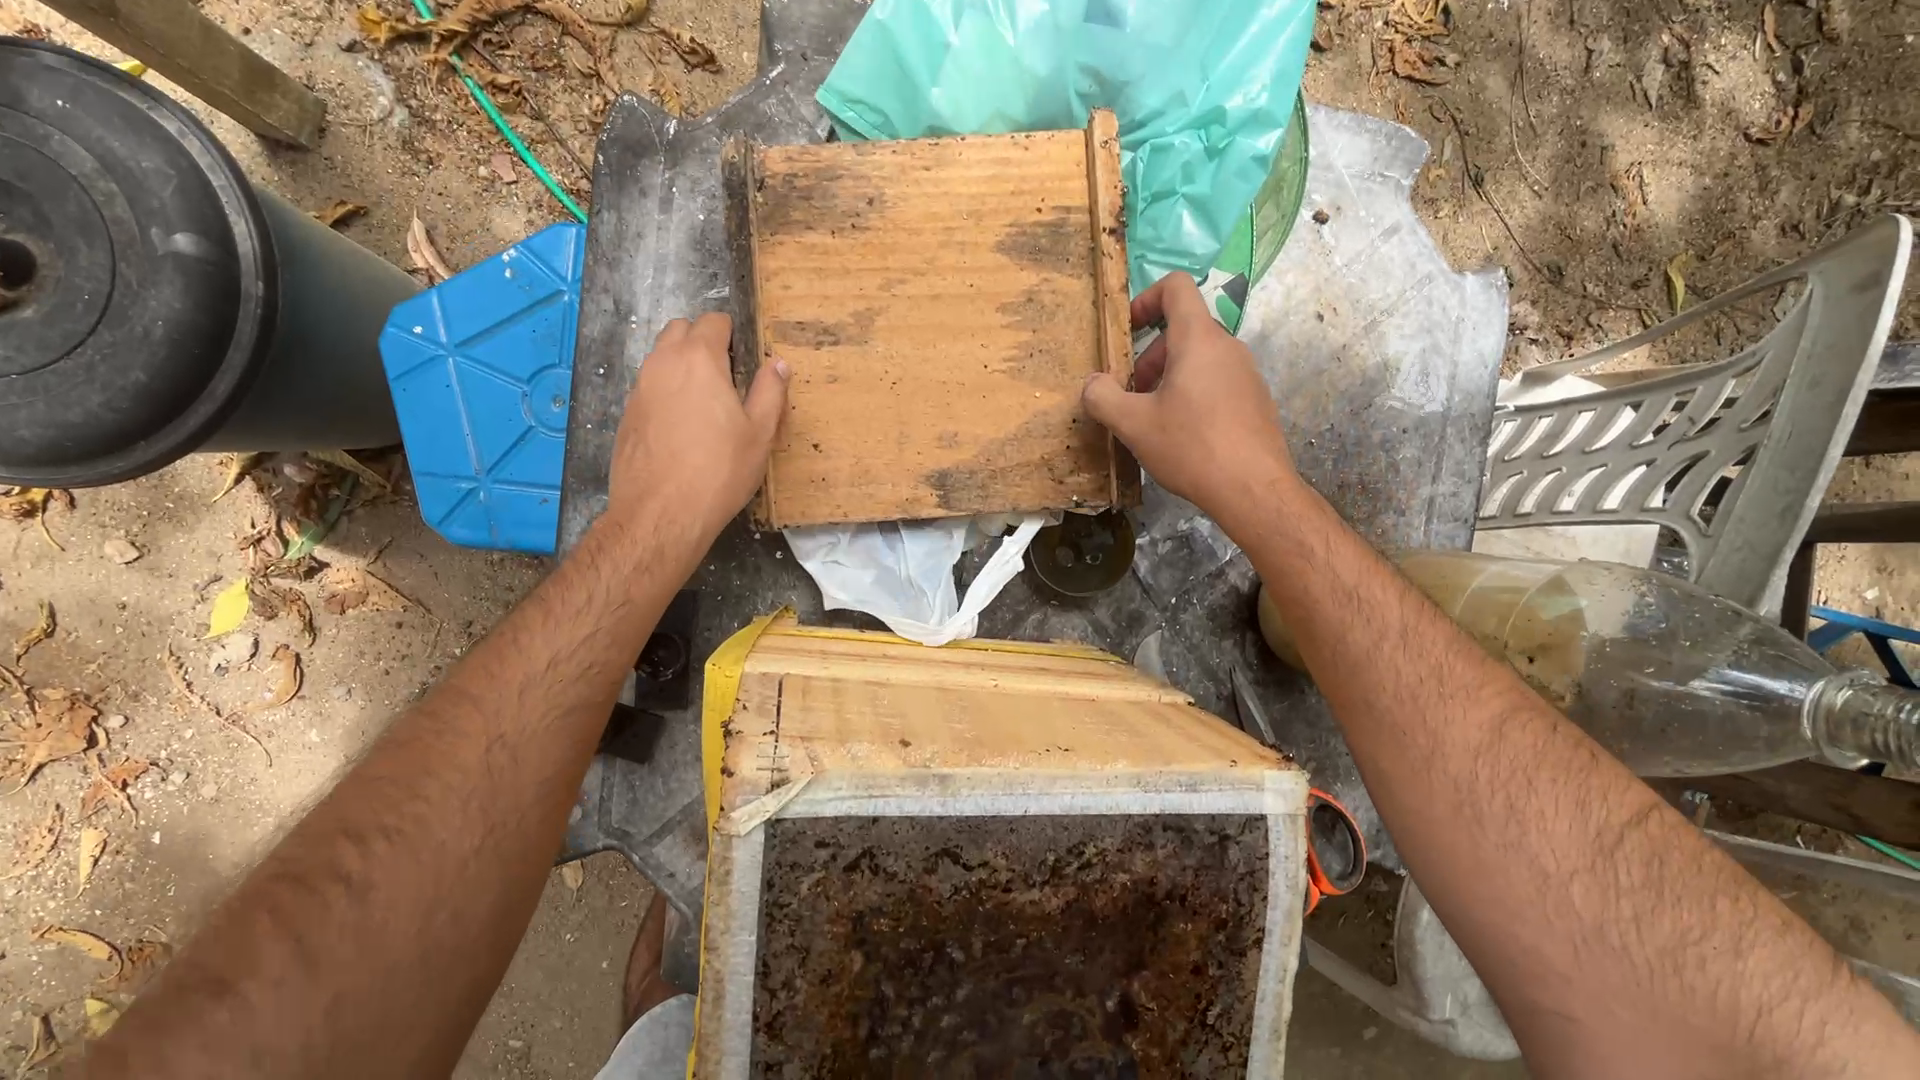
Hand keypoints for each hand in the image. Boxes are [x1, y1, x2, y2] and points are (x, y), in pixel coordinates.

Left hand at [607, 313, 788, 542]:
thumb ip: (770, 392)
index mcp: (700, 359)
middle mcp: (663, 364)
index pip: (714, 322)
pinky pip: (649, 388)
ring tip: (705, 405)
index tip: (745, 361)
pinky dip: (666, 393)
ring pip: (661, 358)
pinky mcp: (627, 415)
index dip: (732, 335)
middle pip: (681, 330)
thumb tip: (778, 365)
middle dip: (703, 342)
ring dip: (682, 367)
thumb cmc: (719, 472)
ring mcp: (639, 388)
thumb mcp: (759, 434)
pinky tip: (682, 430)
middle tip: (726, 377)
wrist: (661, 513)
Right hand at [1081, 273, 1299, 528]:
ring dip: (1170, 378)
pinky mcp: (1256, 401)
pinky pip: (1217, 382)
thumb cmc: (1191, 447)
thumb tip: (1093, 383)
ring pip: (1200, 360)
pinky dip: (1194, 395)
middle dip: (1150, 356)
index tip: (1128, 329)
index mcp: (1198, 339)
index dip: (1146, 298)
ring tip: (1154, 420)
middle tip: (1132, 394)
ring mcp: (1247, 374)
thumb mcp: (1133, 424)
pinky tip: (1183, 436)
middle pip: (1184, 330)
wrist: (1254, 489)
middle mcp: (1228, 347)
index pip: (1176, 287)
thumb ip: (1103, 397)